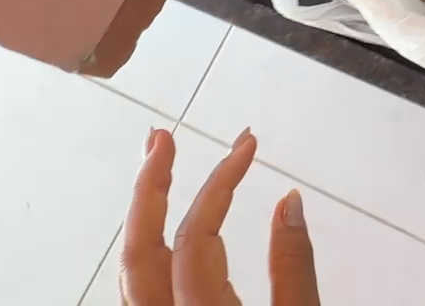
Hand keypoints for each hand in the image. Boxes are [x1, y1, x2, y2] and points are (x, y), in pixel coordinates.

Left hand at [121, 128, 322, 305]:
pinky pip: (139, 288)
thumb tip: (288, 200)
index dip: (219, 185)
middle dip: (149, 190)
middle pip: (139, 255)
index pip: (196, 240)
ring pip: (131, 273)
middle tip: (160, 137)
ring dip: (142, 215)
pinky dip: (147, 244)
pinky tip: (160, 222)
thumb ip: (293, 266)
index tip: (248, 143)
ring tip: (156, 164)